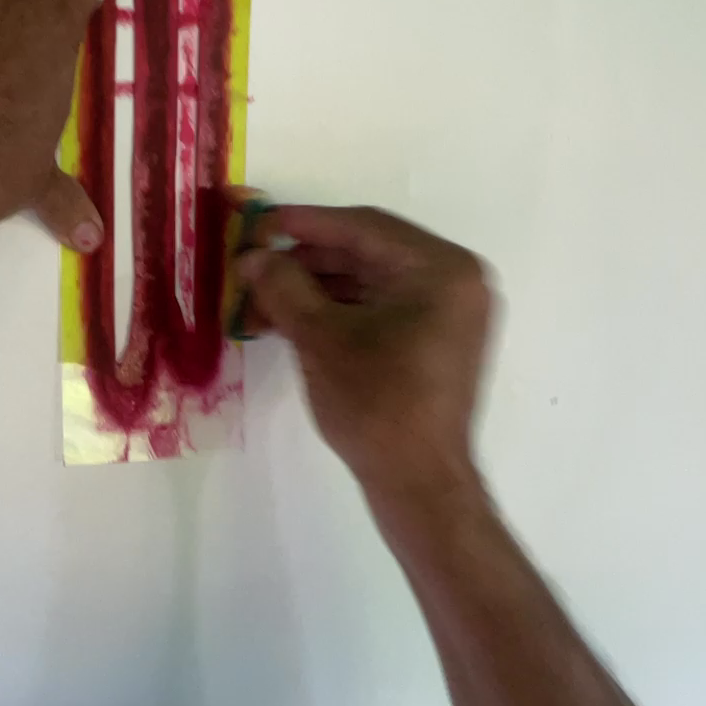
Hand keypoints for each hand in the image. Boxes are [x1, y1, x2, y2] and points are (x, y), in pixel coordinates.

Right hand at [239, 204, 494, 498]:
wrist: (417, 482)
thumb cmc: (376, 403)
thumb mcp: (320, 338)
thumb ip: (283, 286)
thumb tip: (251, 257)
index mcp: (442, 269)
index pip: (364, 228)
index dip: (304, 224)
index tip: (258, 223)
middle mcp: (454, 282)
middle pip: (366, 254)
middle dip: (304, 263)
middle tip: (254, 268)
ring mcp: (446, 315)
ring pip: (367, 285)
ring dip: (313, 291)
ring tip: (260, 302)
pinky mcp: (432, 343)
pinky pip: (377, 311)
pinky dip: (334, 313)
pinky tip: (289, 322)